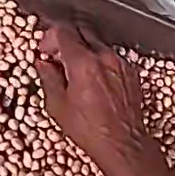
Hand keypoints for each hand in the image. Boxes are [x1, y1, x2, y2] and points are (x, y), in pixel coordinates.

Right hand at [34, 22, 158, 175]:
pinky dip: (99, 61)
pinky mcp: (131, 73)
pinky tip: (93, 79)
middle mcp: (105, 58)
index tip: (44, 51)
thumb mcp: (58, 106)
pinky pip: (111, 57)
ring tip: (74, 72)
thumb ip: (48, 78)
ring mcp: (121, 64)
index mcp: (84, 63)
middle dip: (66, 41)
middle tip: (56, 57)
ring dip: (83, 51)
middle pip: (82, 32)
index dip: (49, 38)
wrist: (123, 143)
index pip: (63, 32)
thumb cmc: (90, 130)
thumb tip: (43, 63)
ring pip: (98, 44)